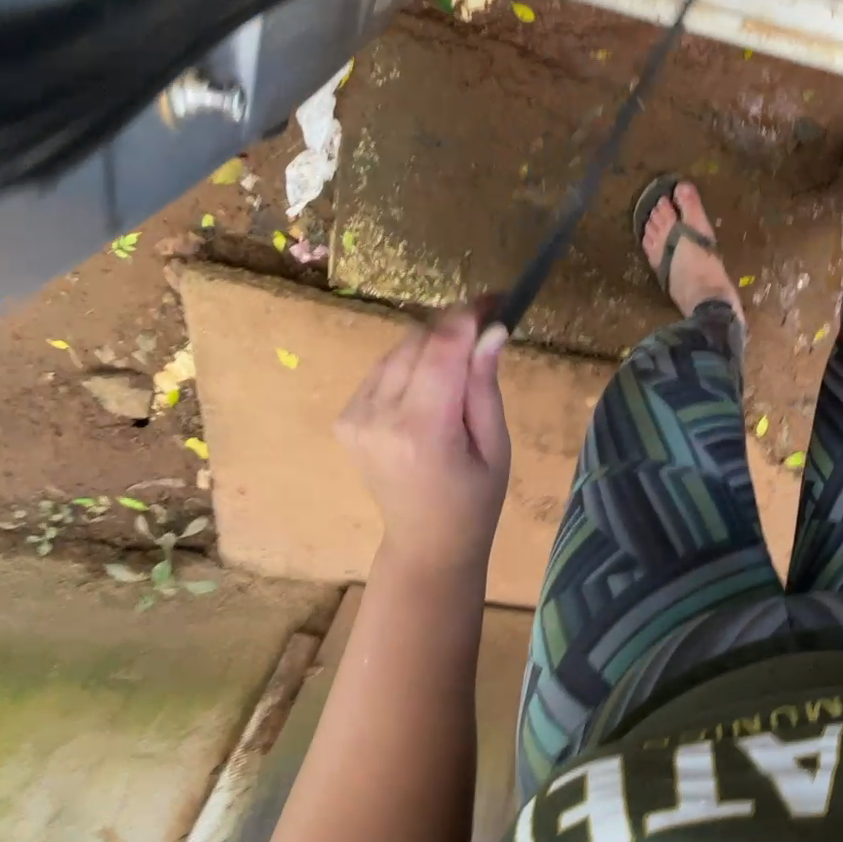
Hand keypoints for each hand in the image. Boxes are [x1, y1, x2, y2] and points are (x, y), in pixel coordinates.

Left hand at [335, 305, 509, 575]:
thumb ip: (485, 387)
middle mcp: (379, 417)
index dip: (469, 315)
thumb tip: (492, 330)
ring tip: (462, 365)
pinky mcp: (346, 417)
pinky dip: (412, 365)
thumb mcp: (496, 446)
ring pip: (398, 350)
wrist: (426, 541)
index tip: (496, 300)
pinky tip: (432, 387)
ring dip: (433, 345)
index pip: (441, 347)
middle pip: (418, 341)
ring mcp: (355, 416)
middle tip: (488, 329)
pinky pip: (383, 369)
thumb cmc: (475, 500)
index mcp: (423, 431)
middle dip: (454, 328)